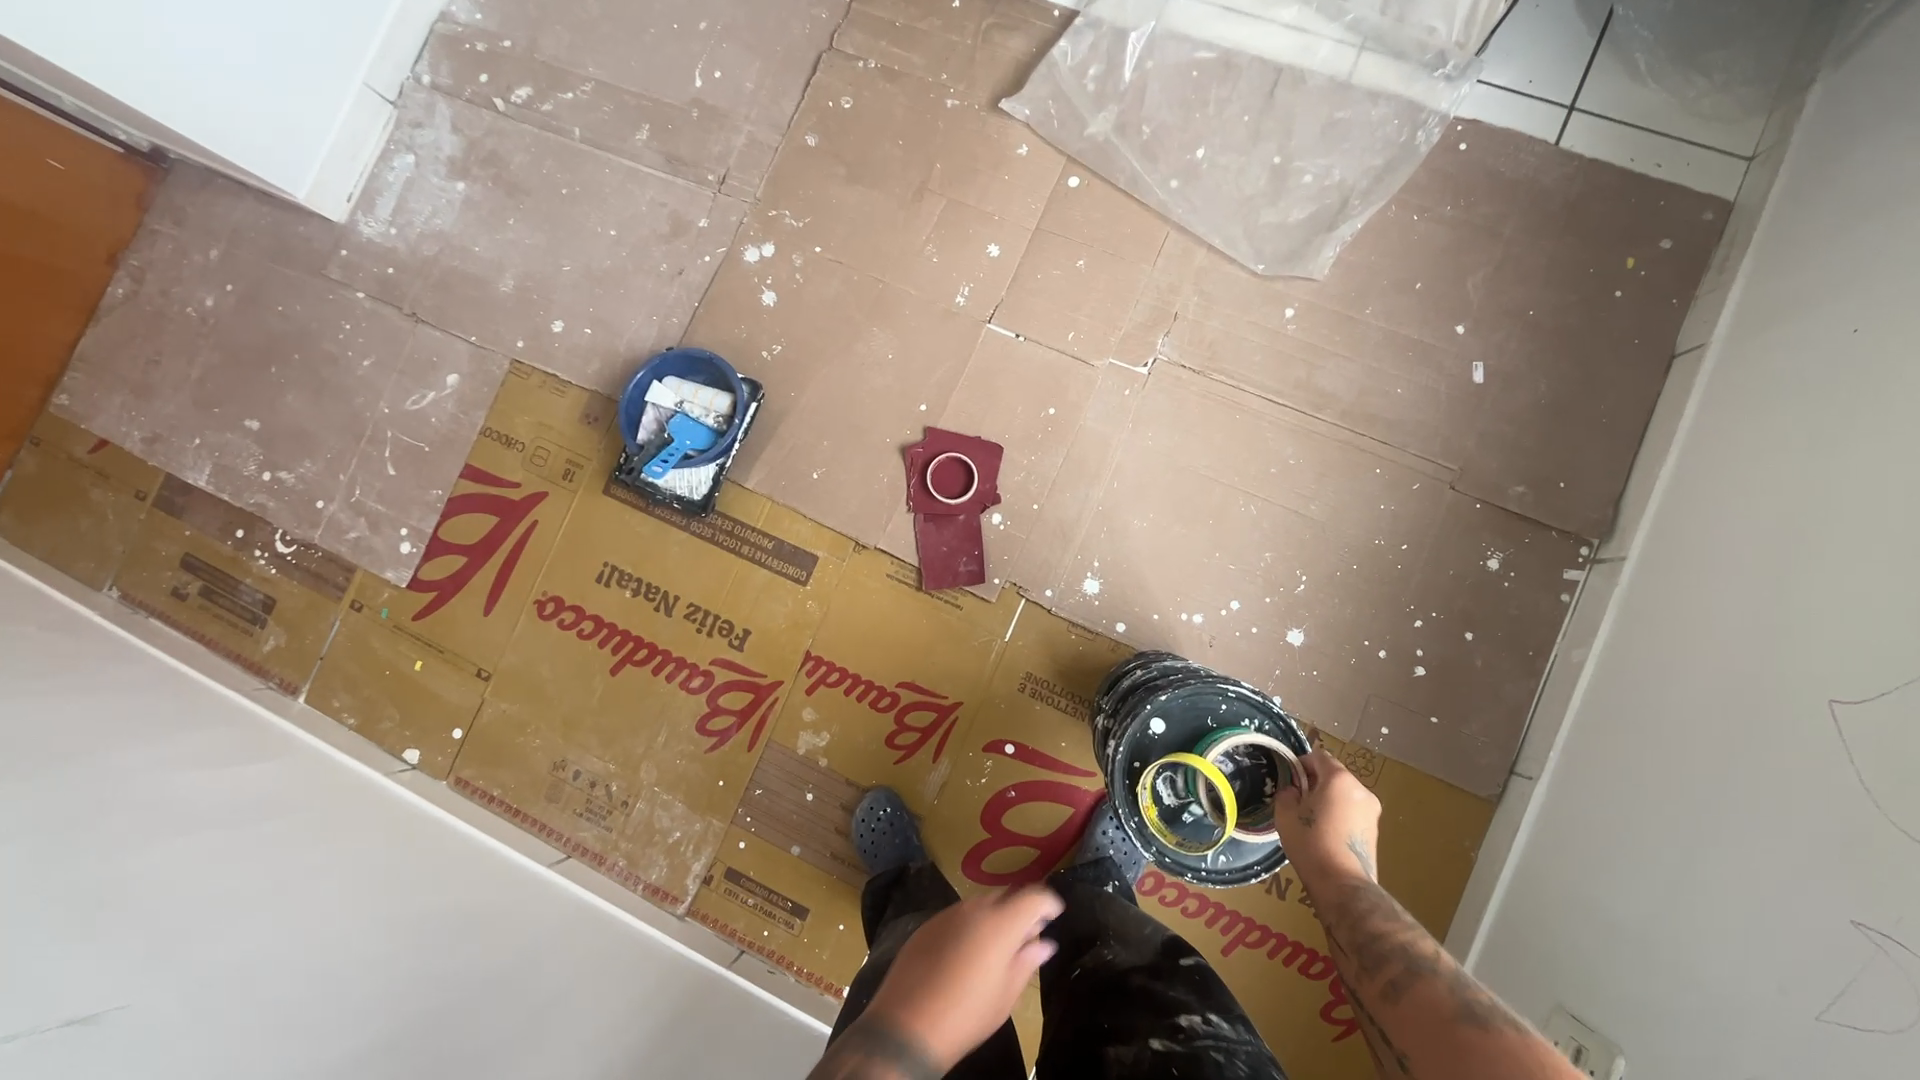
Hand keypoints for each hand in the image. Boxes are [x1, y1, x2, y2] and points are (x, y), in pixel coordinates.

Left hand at [860, 886, 1063, 1071]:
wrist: (907, 1026)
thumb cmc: (967, 1015)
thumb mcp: (1006, 994)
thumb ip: (1027, 961)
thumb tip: (1045, 943)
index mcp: (1000, 923)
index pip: (1033, 896)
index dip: (1048, 902)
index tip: (1055, 914)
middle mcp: (974, 909)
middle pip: (1006, 895)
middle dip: (1021, 908)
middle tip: (1029, 932)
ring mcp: (947, 914)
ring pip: (980, 904)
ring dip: (995, 915)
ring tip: (999, 944)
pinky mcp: (927, 925)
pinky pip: (958, 915)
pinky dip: (971, 924)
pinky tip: (969, 951)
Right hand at [1274, 748, 1382, 889]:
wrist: (1342, 883)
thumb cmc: (1310, 842)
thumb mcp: (1285, 813)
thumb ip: (1287, 793)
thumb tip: (1294, 790)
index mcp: (1339, 779)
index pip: (1319, 757)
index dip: (1301, 763)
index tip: (1290, 779)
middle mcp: (1361, 790)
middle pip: (1334, 775)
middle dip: (1315, 782)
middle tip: (1298, 799)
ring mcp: (1371, 811)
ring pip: (1344, 795)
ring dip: (1328, 799)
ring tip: (1311, 819)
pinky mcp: (1374, 830)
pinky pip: (1352, 812)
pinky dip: (1339, 815)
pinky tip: (1325, 833)